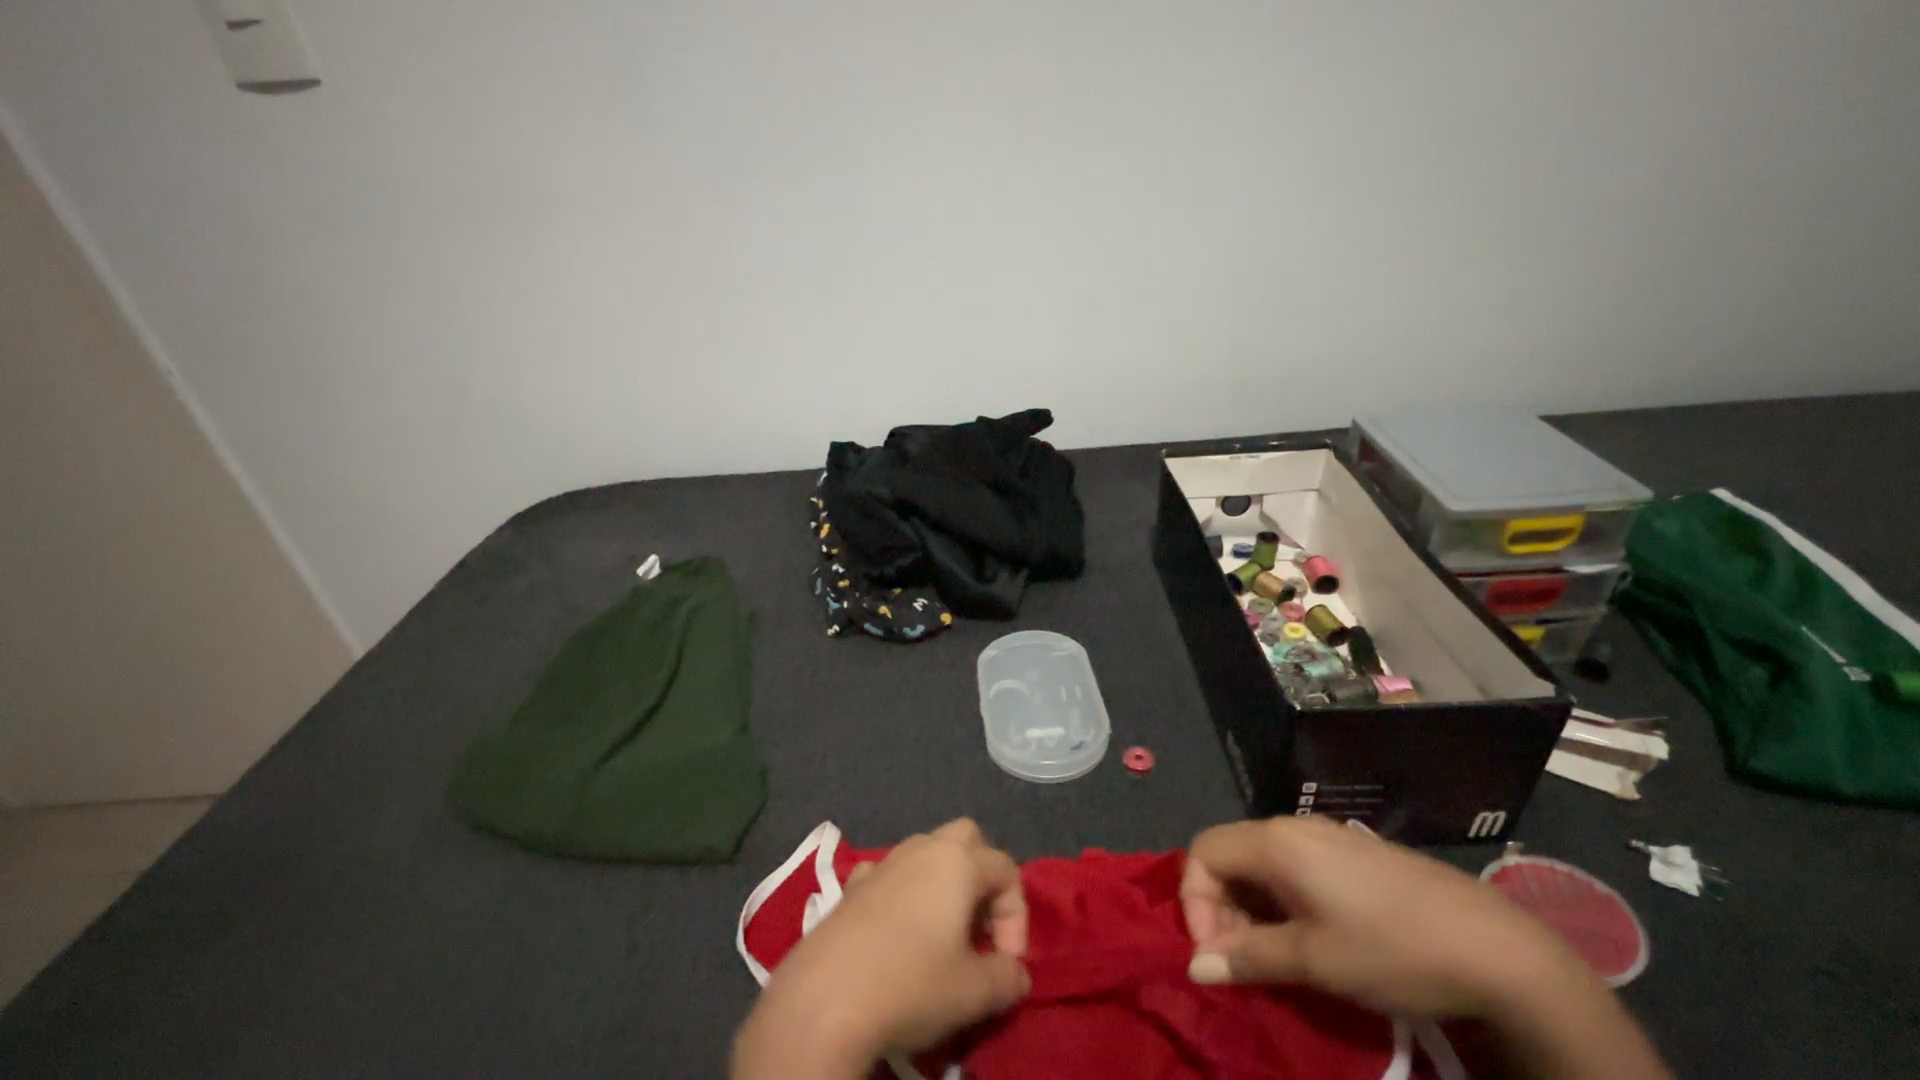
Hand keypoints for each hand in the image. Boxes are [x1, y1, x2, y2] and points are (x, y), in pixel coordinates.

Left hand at [732, 819, 1029, 1078]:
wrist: (822, 1002)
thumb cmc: (910, 986)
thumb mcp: (975, 992)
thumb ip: (1007, 977)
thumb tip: (1014, 973)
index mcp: (957, 862)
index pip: (1007, 871)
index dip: (1017, 918)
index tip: (1006, 963)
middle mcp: (920, 850)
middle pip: (966, 838)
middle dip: (982, 875)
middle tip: (979, 927)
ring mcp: (880, 865)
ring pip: (925, 852)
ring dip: (942, 883)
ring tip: (943, 934)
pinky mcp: (849, 888)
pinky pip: (888, 875)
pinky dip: (903, 893)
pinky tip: (897, 931)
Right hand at [1180, 817, 1586, 1017]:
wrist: (1499, 951)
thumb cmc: (1392, 951)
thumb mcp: (1313, 960)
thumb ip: (1247, 957)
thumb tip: (1194, 966)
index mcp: (1277, 842)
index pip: (1203, 852)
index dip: (1196, 903)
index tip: (1219, 956)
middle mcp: (1298, 828)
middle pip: (1231, 855)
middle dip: (1222, 908)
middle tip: (1244, 962)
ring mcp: (1334, 838)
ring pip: (1265, 863)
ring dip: (1254, 909)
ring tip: (1278, 958)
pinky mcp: (1361, 855)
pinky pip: (1299, 868)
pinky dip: (1287, 902)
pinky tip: (1316, 941)